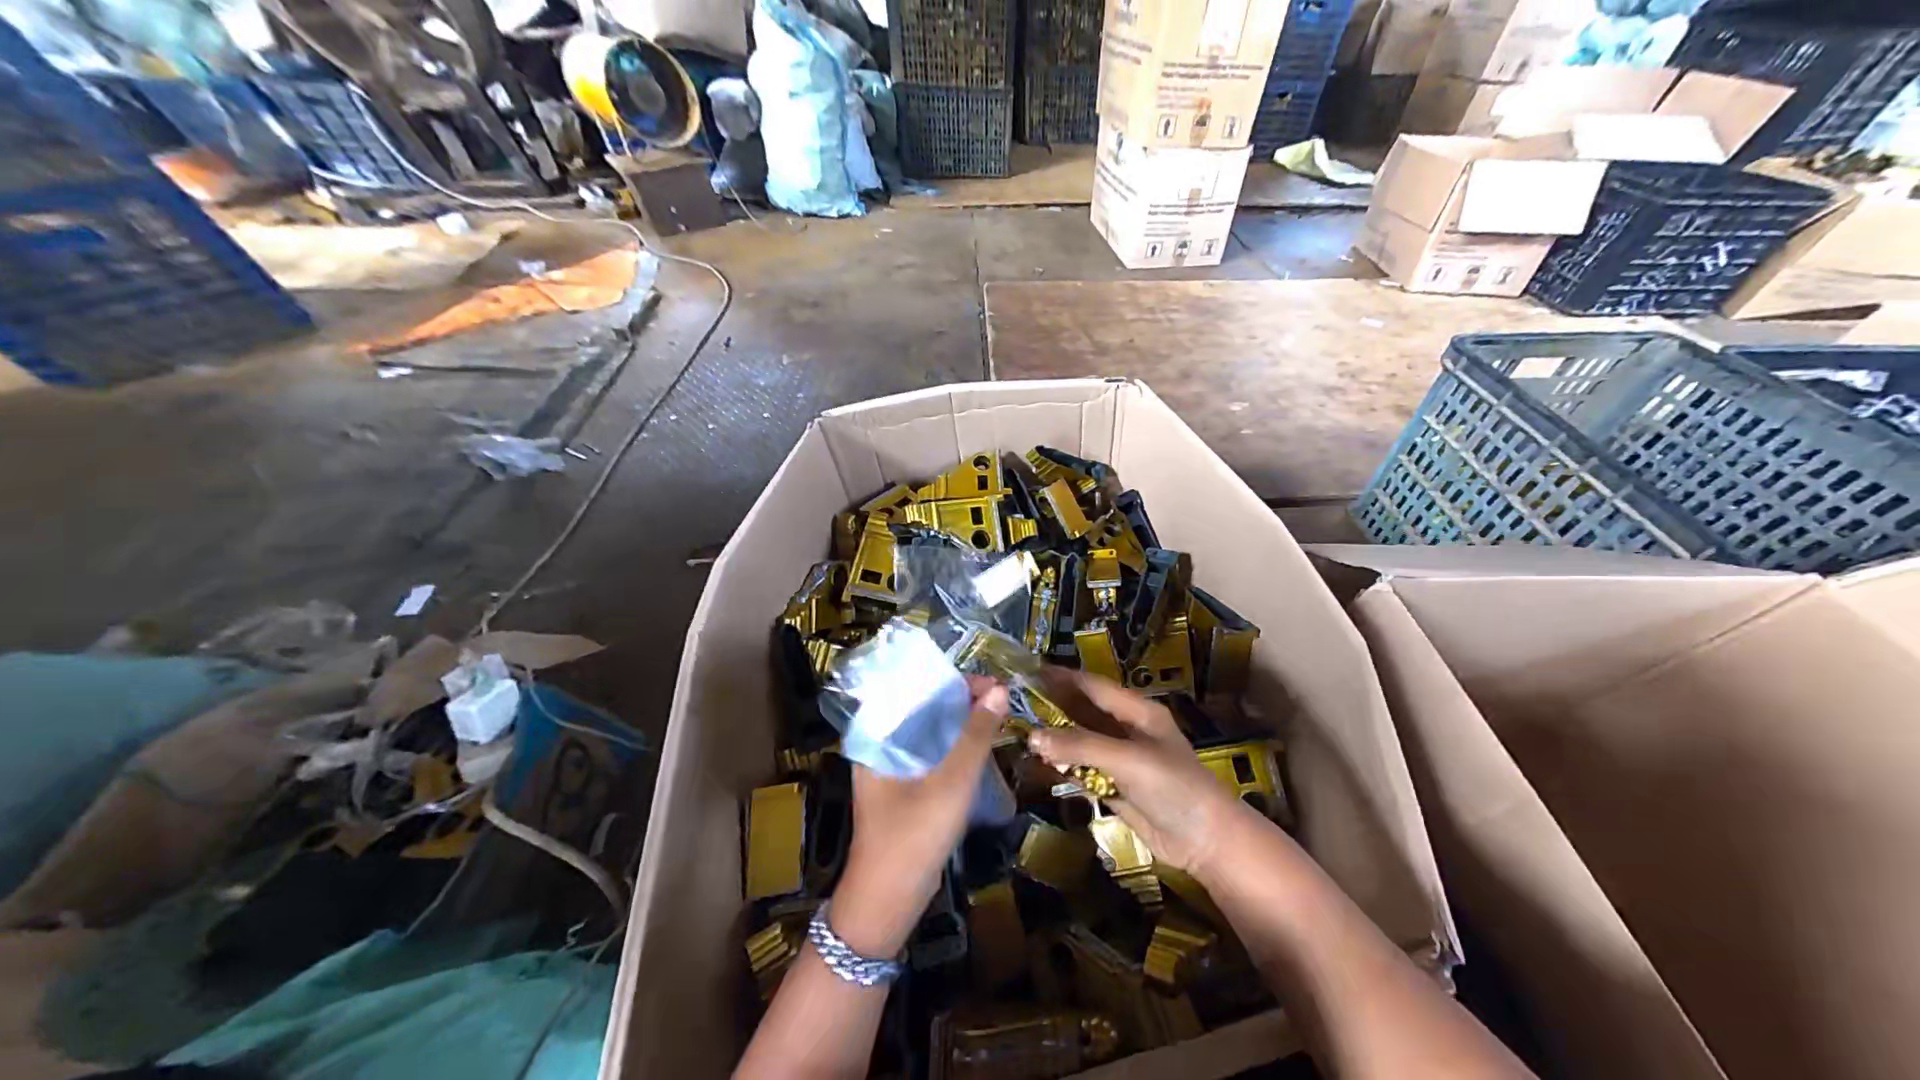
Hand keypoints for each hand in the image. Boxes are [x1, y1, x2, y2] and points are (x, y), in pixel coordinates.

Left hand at [829, 676, 1008, 956]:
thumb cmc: (913, 836)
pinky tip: (981, 744)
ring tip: (997, 714)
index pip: (914, 689)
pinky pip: (932, 754)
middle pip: (923, 708)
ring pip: (930, 732)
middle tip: (1002, 697)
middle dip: (961, 699)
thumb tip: (1000, 690)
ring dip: (961, 722)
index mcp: (878, 736)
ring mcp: (891, 769)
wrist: (887, 903)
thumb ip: (976, 736)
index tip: (992, 682)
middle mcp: (880, 745)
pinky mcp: (904, 788)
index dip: (953, 680)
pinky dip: (955, 746)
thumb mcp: (952, 783)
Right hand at [1027, 670, 1246, 876]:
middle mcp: (1127, 729)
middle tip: (1013, 704)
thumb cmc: (1174, 788)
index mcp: (1137, 711)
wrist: (1206, 841)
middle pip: (1083, 711)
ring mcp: (1120, 759)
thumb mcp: (1128, 759)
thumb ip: (1081, 745)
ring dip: (1054, 738)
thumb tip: (1032, 736)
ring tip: (1017, 732)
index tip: (1026, 672)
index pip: (1093, 686)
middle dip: (1051, 707)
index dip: (1061, 677)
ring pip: (1079, 741)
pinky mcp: (1115, 786)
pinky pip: (1082, 769)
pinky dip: (1061, 766)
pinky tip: (1037, 764)